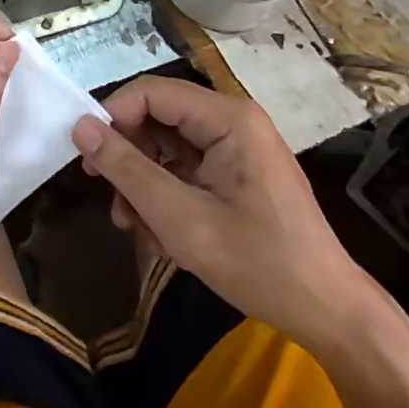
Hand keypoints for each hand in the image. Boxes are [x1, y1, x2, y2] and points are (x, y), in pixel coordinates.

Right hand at [71, 77, 373, 349]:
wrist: (328, 314)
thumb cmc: (258, 262)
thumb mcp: (180, 218)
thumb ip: (126, 168)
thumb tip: (80, 126)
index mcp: (228, 118)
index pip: (151, 93)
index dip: (113, 116)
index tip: (88, 156)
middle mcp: (231, 120)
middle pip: (156, 118)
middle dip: (128, 158)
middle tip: (106, 192)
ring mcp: (234, 146)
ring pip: (164, 145)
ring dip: (142, 183)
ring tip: (135, 225)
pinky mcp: (233, 170)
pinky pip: (182, 167)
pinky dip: (163, 194)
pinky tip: (159, 232)